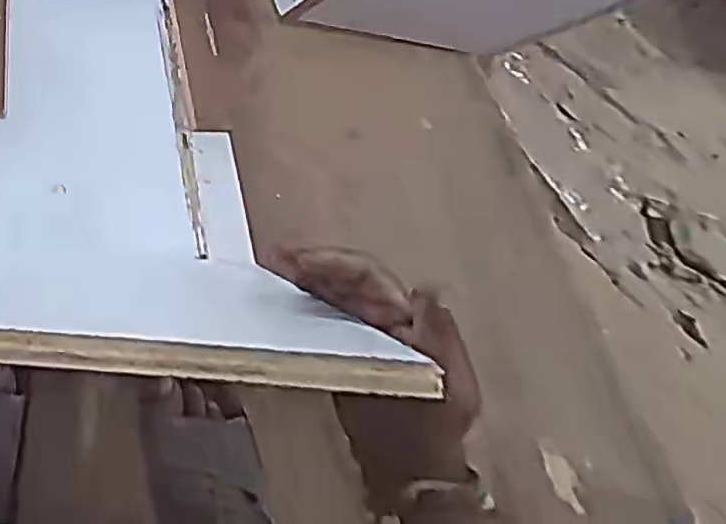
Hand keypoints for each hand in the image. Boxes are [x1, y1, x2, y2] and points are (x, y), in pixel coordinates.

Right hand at [276, 248, 486, 518]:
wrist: (406, 468)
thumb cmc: (430, 429)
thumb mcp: (453, 388)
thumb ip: (442, 337)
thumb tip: (424, 289)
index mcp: (408, 318)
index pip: (368, 274)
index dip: (334, 263)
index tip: (300, 262)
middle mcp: (382, 314)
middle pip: (342, 274)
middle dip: (310, 261)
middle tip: (276, 258)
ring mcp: (357, 325)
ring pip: (326, 286)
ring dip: (299, 272)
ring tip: (272, 266)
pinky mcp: (335, 339)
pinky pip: (316, 305)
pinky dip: (296, 292)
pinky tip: (277, 288)